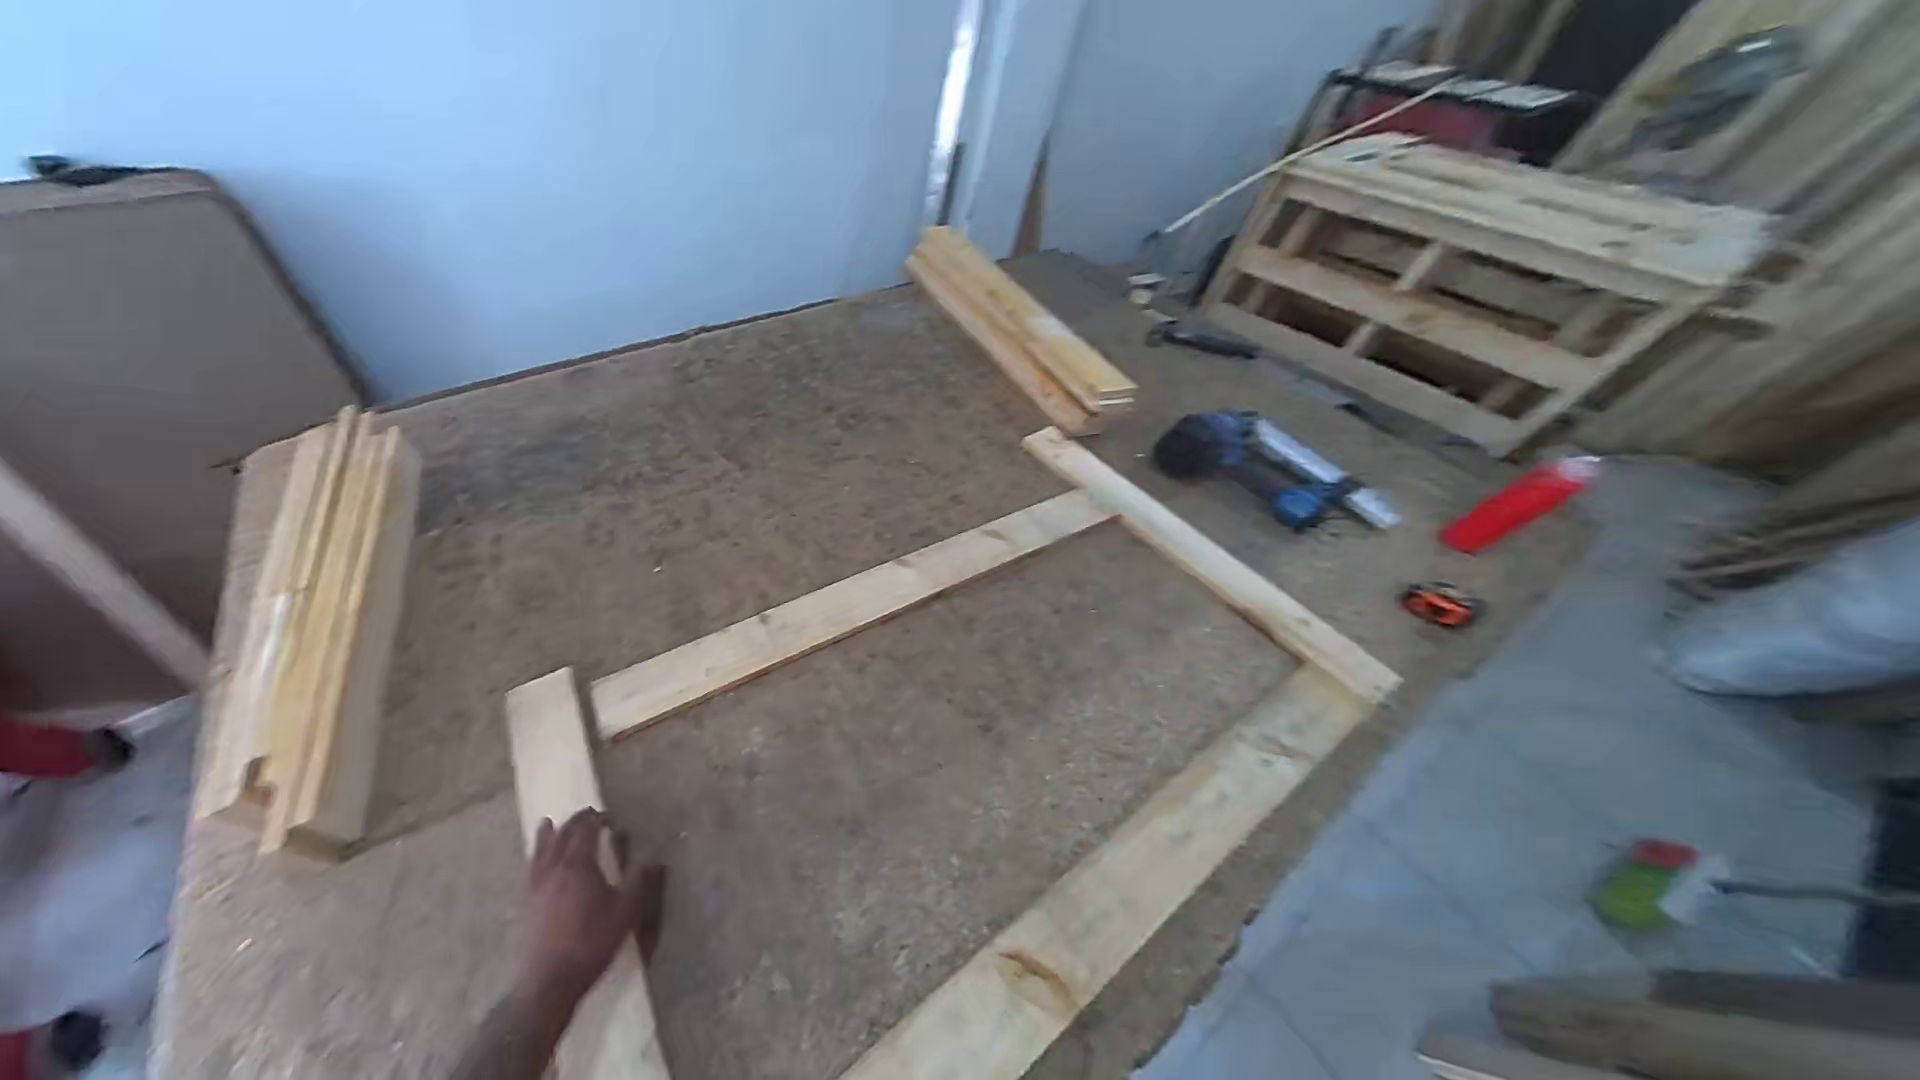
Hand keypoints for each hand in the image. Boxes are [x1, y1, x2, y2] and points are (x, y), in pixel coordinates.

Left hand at [511, 808, 662, 1012]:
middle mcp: (552, 870)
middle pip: (561, 837)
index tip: (607, 816)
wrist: (547, 984)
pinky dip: (534, 858)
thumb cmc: (591, 942)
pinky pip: (529, 871)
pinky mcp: (523, 907)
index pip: (585, 831)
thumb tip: (653, 859)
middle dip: (574, 822)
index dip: (596, 819)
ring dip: (546, 836)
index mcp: (578, 866)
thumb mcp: (626, 912)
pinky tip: (535, 864)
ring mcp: (534, 889)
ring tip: (547, 824)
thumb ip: (640, 882)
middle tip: (586, 815)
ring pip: (539, 853)